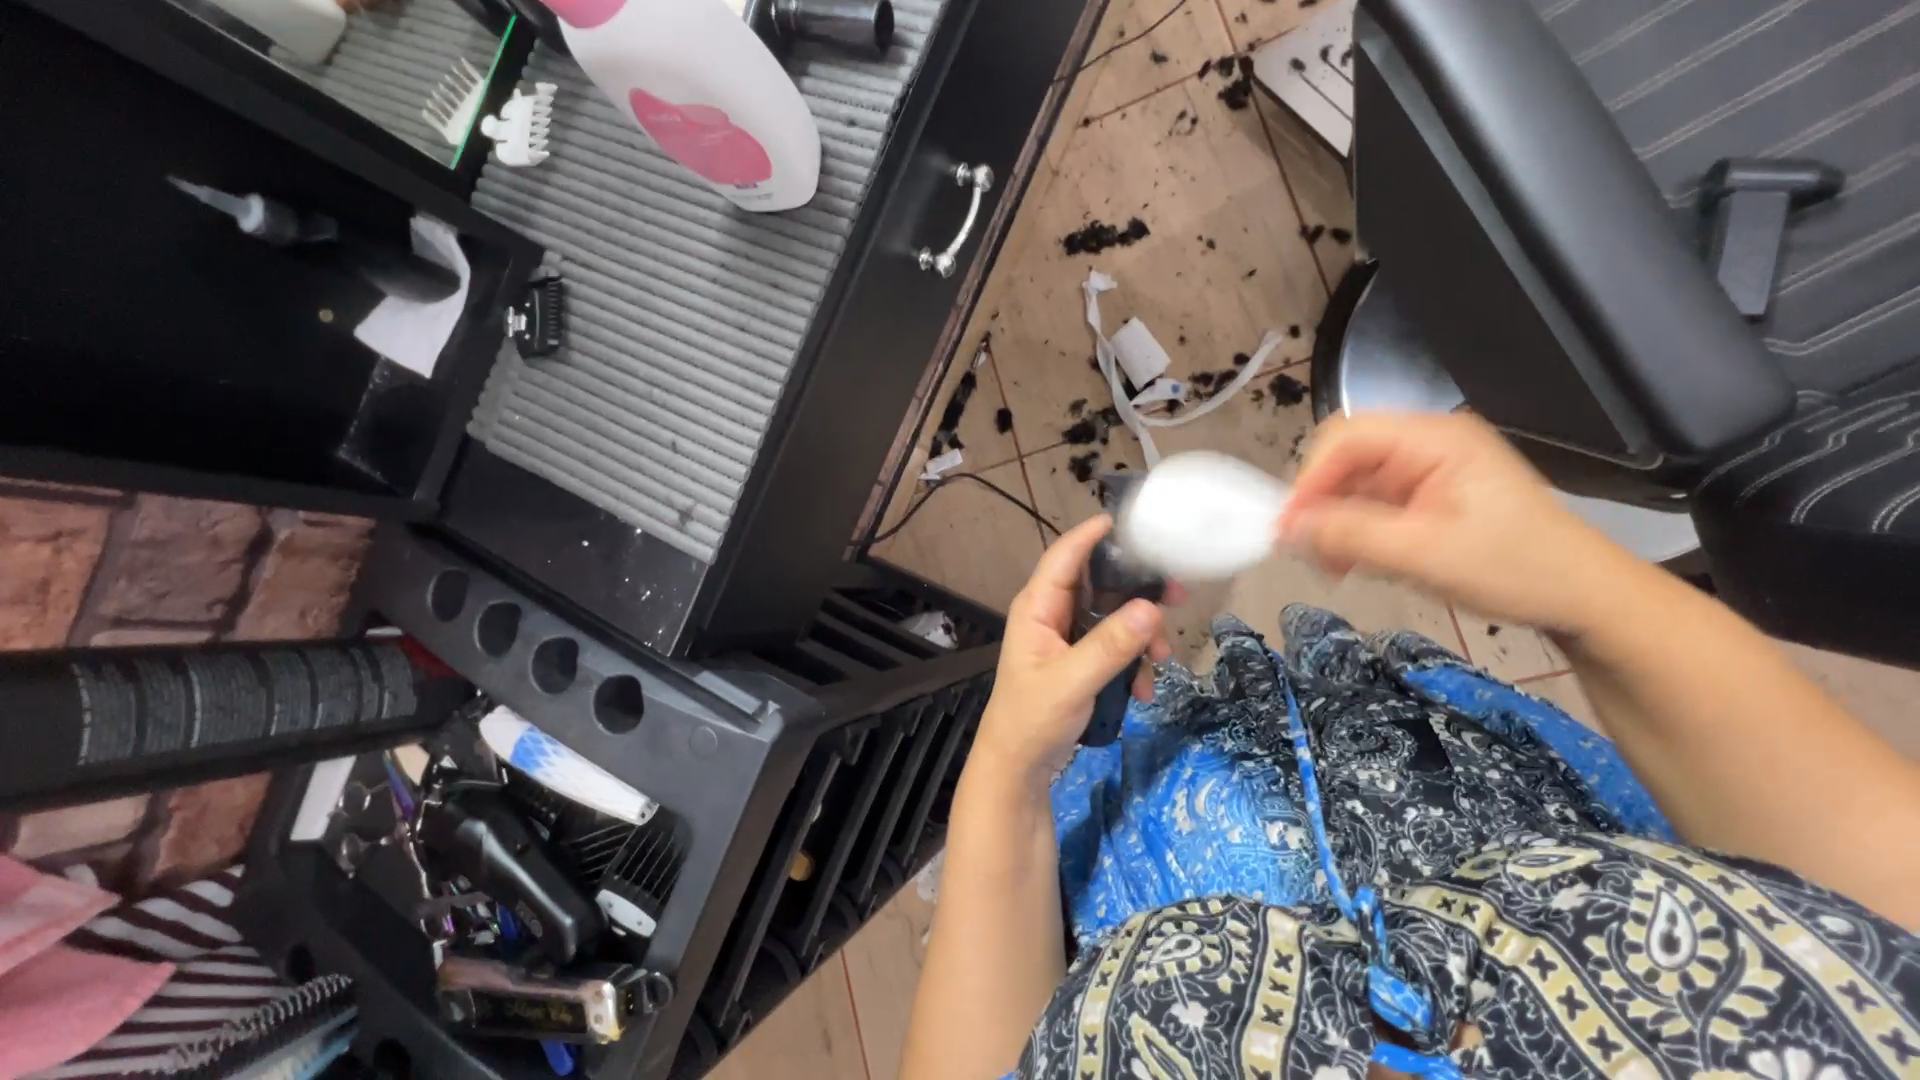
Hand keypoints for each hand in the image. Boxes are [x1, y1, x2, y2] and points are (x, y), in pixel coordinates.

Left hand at [973, 516, 1173, 782]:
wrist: (1020, 768)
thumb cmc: (1032, 720)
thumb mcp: (1072, 682)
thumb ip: (1110, 646)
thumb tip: (1151, 608)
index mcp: (1038, 607)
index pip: (1065, 555)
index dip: (1095, 533)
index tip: (1133, 522)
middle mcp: (1053, 614)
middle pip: (1100, 583)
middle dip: (1138, 591)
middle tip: (1177, 594)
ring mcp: (1069, 638)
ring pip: (1115, 616)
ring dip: (1142, 636)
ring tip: (1161, 662)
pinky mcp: (1083, 661)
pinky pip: (1117, 647)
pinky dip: (1134, 663)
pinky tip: (1143, 691)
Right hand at [1281, 412, 1651, 636]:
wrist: (1585, 598)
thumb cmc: (1518, 570)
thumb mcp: (1426, 554)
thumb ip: (1351, 536)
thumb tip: (1285, 528)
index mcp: (1435, 439)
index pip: (1347, 436)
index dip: (1310, 477)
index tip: (1290, 526)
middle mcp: (1426, 445)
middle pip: (1345, 459)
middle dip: (1321, 504)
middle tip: (1311, 551)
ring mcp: (1426, 472)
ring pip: (1352, 486)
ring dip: (1334, 524)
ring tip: (1336, 566)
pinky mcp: (1425, 499)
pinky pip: (1370, 507)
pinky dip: (1353, 534)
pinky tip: (1356, 563)